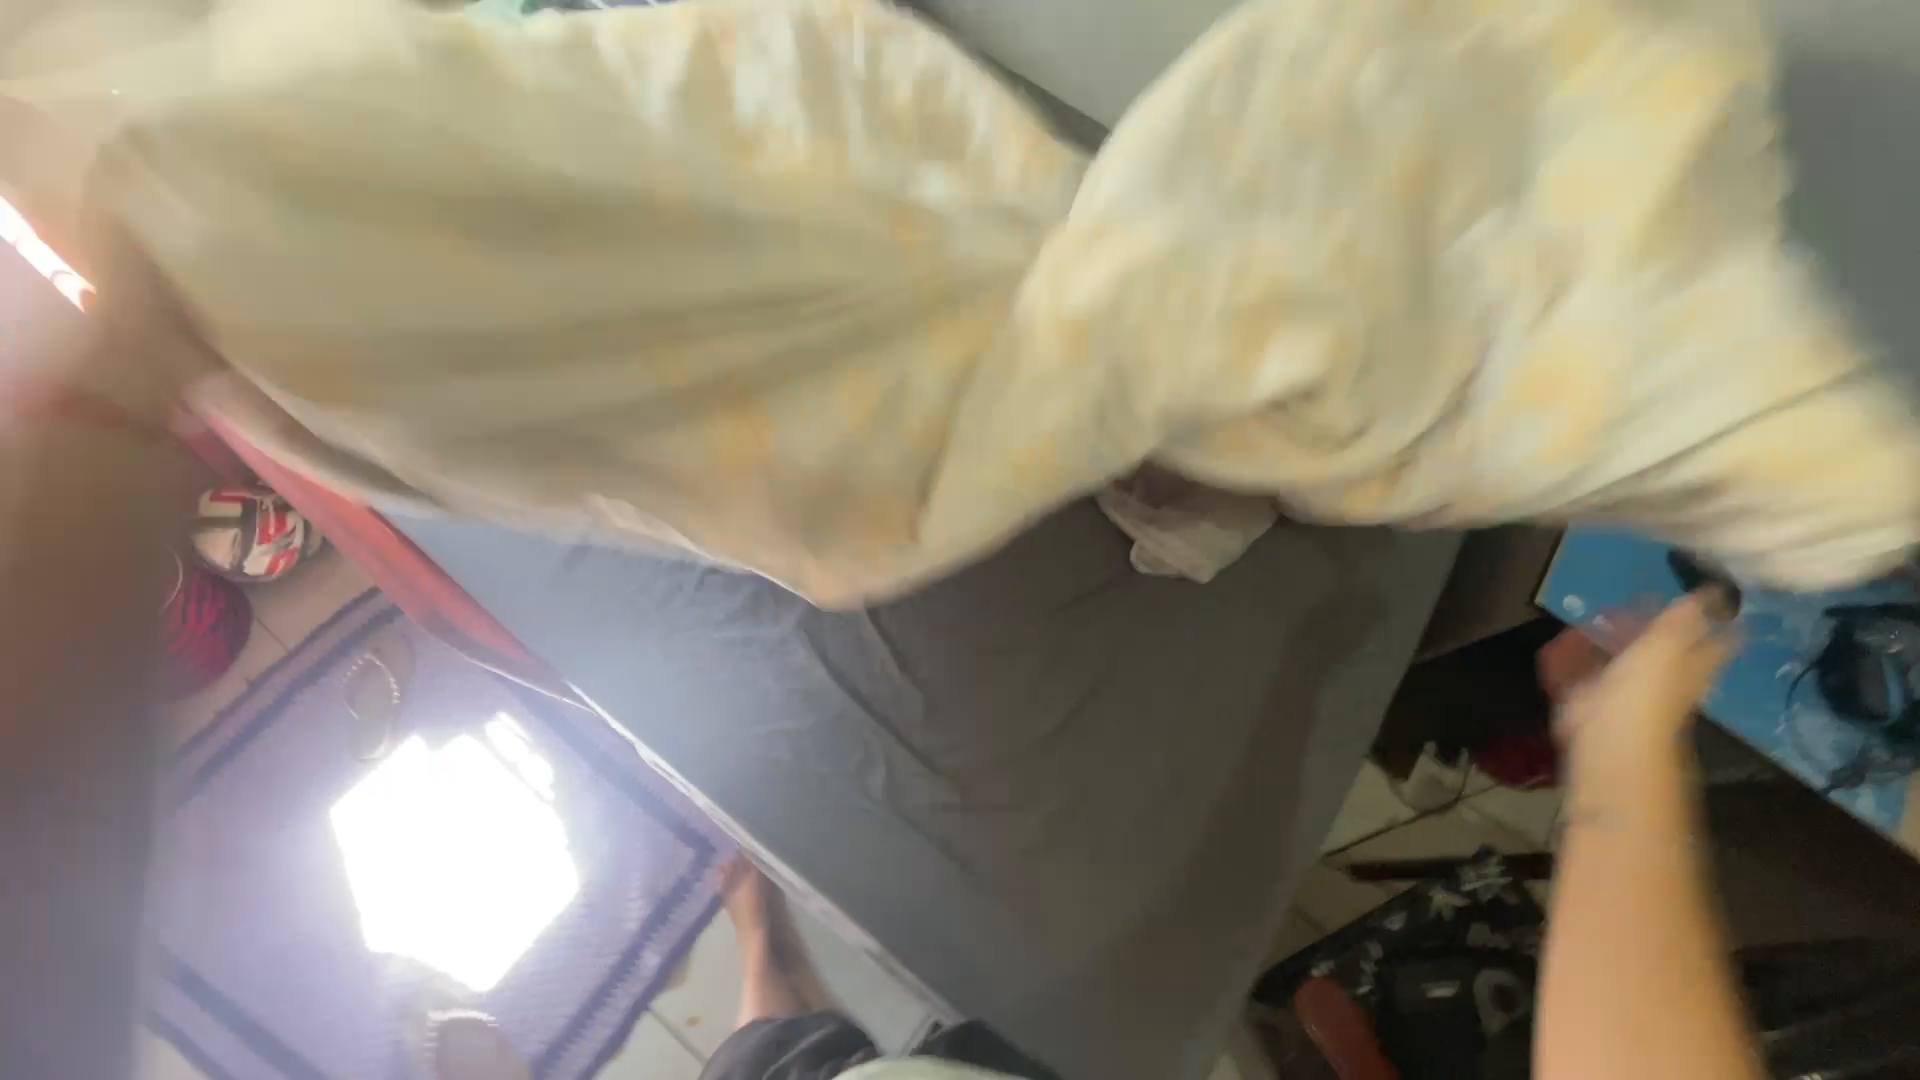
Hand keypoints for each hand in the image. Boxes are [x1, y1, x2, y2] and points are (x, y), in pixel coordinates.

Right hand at [1557, 589, 1736, 764]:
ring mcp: (1622, 686)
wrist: (1603, 734)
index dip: (1713, 621)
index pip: (1711, 640)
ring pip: (1616, 656)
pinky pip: (1579, 670)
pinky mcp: (1589, 695)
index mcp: (1686, 665)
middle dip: (1641, 625)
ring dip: (1602, 638)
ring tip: (1590, 618)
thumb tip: (1711, 589)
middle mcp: (1659, 676)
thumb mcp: (1663, 647)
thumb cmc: (1641, 690)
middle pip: (1657, 646)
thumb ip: (1680, 619)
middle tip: (1631, 603)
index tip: (1708, 598)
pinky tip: (1561, 641)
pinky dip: (1569, 656)